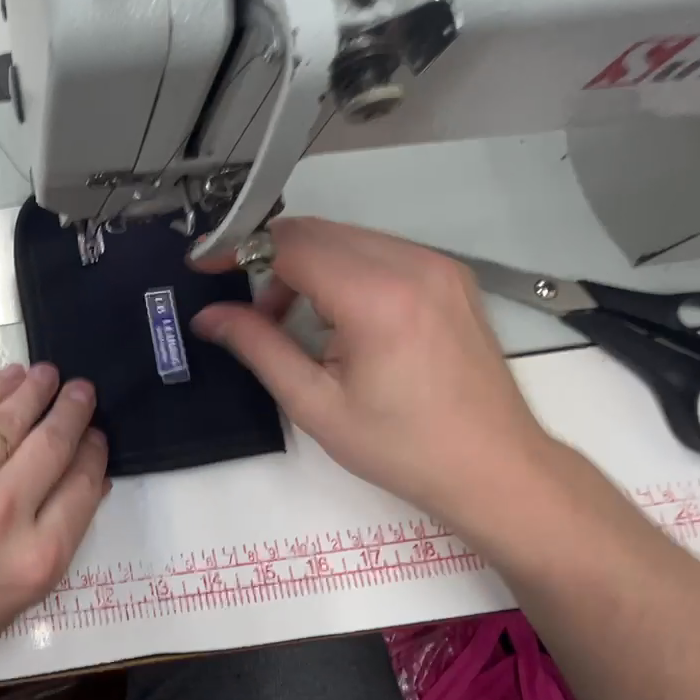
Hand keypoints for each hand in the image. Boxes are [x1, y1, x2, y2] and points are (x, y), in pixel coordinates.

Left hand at [0, 363, 108, 695]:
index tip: (97, 435)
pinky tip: (9, 378)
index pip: (82, 486)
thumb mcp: (16, 598)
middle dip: (73, 412)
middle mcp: (1, 512)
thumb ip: (56, 538)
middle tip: (83, 391)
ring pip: (9, 418)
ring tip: (49, 375)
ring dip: (35, 389)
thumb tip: (84, 481)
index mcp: (35, 558)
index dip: (94, 453)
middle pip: (52, 444)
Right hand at [191, 218, 557, 526]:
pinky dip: (340, 269)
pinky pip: (377, 250)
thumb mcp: (314, 403)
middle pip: (317, 232)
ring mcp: (438, 266)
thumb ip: (259, 347)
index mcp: (377, 298)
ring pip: (346, 238)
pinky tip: (336, 317)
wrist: (495, 467)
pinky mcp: (450, 275)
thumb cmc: (401, 447)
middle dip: (269, 259)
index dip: (239, 249)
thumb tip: (209, 317)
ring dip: (305, 265)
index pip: (291, 245)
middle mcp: (412, 266)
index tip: (204, 266)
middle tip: (249, 311)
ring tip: (292, 322)